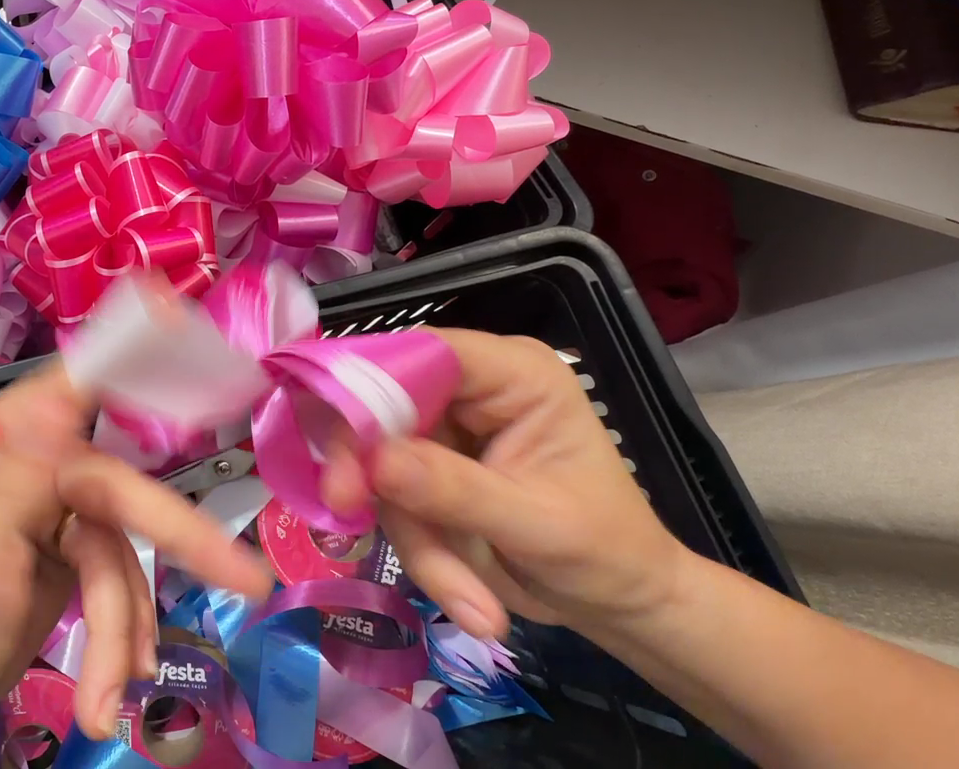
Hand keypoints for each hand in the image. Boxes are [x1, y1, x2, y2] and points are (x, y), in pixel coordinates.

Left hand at [0, 364, 272, 740]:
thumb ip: (19, 474)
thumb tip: (59, 399)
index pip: (68, 387)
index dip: (125, 354)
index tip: (176, 320)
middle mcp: (32, 458)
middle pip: (119, 484)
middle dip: (174, 540)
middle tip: (245, 579)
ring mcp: (58, 502)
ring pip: (124, 544)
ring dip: (122, 619)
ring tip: (108, 691)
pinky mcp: (77, 543)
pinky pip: (121, 573)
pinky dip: (121, 624)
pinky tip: (112, 674)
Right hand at [320, 328, 694, 639]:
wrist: (621, 605)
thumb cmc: (607, 555)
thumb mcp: (539, 525)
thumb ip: (454, 489)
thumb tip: (373, 461)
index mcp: (512, 374)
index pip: (421, 353)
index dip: (369, 384)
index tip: (337, 439)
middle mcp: (467, 388)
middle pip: (381, 403)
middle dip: (368, 466)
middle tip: (346, 507)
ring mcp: (440, 427)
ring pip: (376, 458)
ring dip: (409, 531)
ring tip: (472, 604)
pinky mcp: (421, 464)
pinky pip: (385, 492)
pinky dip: (413, 545)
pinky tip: (466, 598)